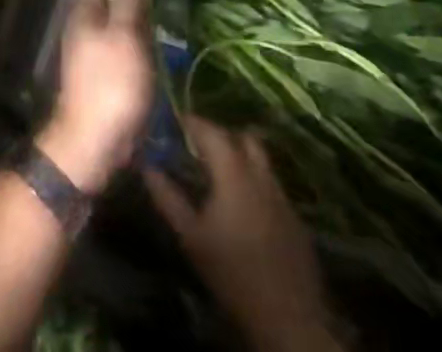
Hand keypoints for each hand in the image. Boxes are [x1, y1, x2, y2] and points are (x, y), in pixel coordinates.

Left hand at [36, 0, 153, 192]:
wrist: (94, 138)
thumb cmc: (111, 83)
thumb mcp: (123, 38)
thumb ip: (125, 4)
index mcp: (83, 15)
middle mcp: (82, 30)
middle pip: (106, 5)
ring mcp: (90, 54)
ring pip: (114, 28)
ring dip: (136, 23)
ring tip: (166, 19)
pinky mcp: (101, 76)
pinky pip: (119, 51)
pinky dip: (136, 46)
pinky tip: (156, 50)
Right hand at [144, 118, 336, 350]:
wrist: (289, 319)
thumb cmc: (231, 273)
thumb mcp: (190, 236)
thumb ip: (167, 196)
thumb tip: (147, 166)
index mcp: (235, 177)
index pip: (213, 133)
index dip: (191, 122)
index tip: (170, 121)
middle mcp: (263, 179)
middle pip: (243, 139)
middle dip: (218, 134)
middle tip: (192, 144)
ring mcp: (283, 198)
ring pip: (261, 160)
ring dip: (237, 155)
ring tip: (212, 169)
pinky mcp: (294, 218)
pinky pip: (270, 183)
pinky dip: (250, 178)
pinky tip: (237, 201)